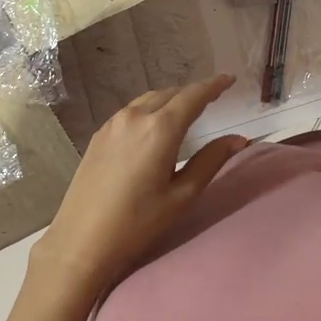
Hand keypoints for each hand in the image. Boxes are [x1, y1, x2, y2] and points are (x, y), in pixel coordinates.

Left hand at [34, 76, 247, 291]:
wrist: (81, 241)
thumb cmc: (138, 223)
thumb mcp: (182, 195)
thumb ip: (211, 161)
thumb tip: (239, 139)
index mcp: (160, 129)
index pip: (193, 96)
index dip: (213, 86)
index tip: (229, 79)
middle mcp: (134, 117)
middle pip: (170, 94)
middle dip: (193, 92)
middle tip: (213, 98)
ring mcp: (112, 125)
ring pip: (148, 100)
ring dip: (170, 99)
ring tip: (186, 109)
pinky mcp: (99, 136)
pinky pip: (131, 111)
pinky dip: (150, 109)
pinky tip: (155, 124)